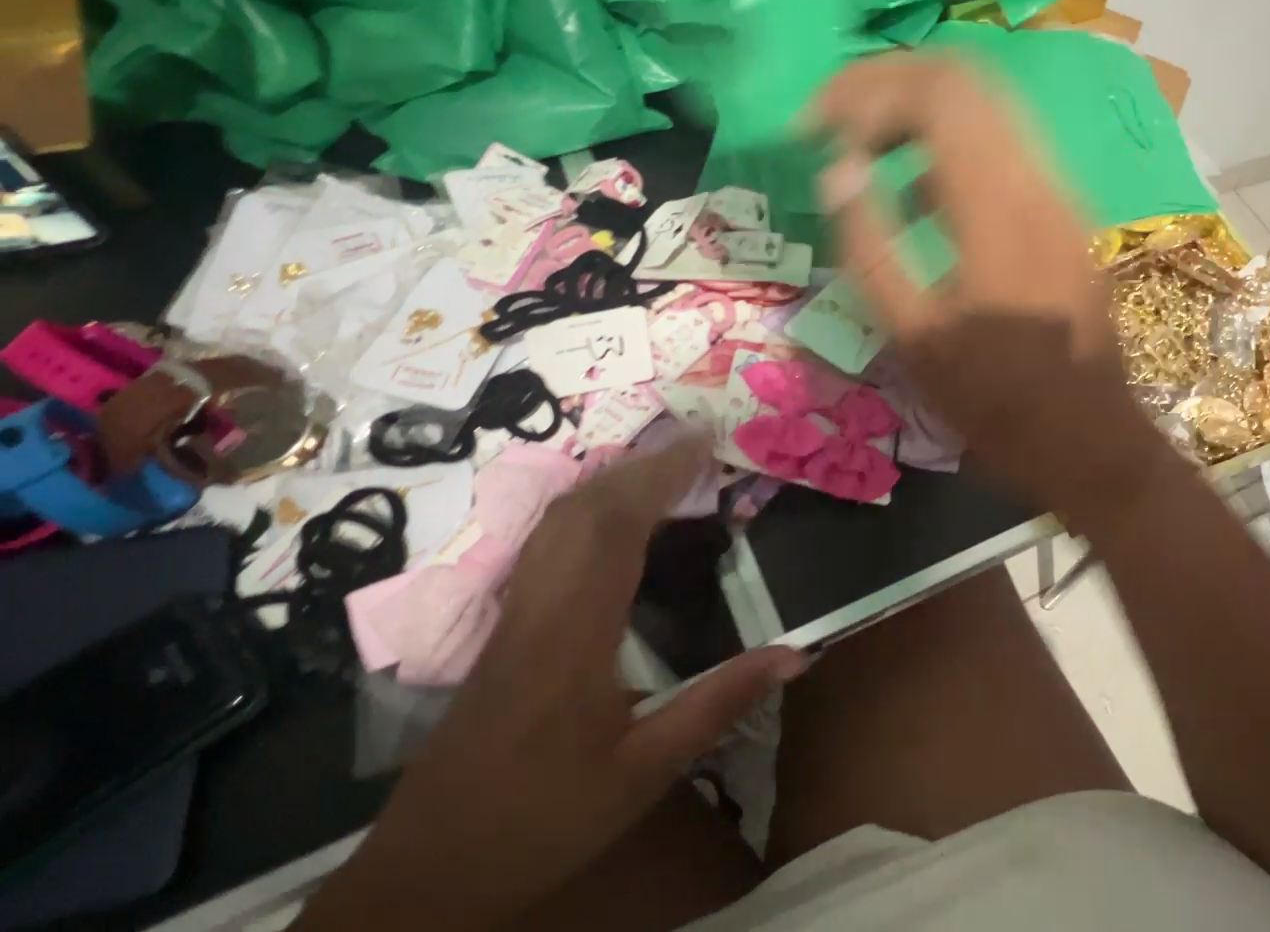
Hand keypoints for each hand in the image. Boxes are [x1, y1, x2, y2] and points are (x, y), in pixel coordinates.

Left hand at [296, 441, 806, 930]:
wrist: (430, 869)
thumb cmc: (545, 818)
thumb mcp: (646, 771)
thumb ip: (719, 703)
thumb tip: (797, 653)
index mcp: (573, 633)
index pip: (615, 529)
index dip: (659, 476)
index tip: (703, 443)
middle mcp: (536, 608)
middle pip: (580, 511)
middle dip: (639, 467)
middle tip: (696, 448)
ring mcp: (512, 617)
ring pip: (554, 525)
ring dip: (609, 485)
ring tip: (664, 472)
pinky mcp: (504, 633)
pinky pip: (545, 548)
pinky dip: (585, 514)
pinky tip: (611, 528)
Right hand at [812, 54, 1184, 519]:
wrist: (1091, 440)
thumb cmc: (998, 401)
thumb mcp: (915, 337)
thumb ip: (871, 245)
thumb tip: (836, 172)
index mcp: (998, 205)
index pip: (936, 91)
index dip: (864, 91)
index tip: (813, 130)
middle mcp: (1037, 180)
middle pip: (964, 81)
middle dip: (888, 88)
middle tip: (832, 126)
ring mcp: (1058, 196)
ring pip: (987, 112)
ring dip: (919, 115)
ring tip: (862, 152)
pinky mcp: (1064, 218)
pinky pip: (1004, 154)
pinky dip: (950, 151)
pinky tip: (915, 197)